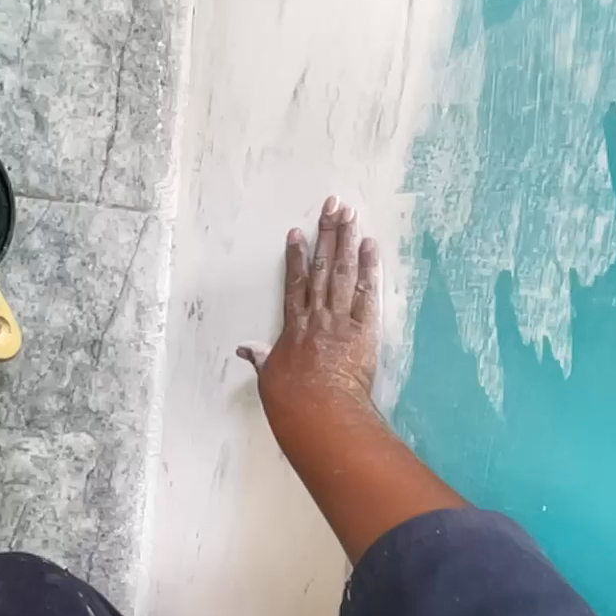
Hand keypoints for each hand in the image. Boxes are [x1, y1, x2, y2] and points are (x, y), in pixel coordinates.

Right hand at [238, 195, 382, 442]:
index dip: (296, 257)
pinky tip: (370, 246)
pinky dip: (369, 269)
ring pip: (342, 273)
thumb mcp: (269, 377)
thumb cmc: (291, 399)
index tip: (297, 233)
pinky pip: (366, 294)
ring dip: (347, 241)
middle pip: (321, 268)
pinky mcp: (363, 330)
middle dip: (327, 234)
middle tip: (333, 206)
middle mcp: (316, 316)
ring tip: (351, 214)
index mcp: (293, 327)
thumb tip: (245, 350)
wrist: (318, 410)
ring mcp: (340, 320)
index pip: (294, 284)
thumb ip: (260, 359)